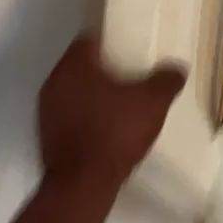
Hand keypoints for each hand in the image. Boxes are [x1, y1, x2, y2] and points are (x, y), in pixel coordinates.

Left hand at [38, 35, 187, 186]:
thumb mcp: (154, 102)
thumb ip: (166, 80)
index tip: (132, 49)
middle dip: (107, 68)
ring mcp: (46, 110)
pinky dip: (88, 115)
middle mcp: (54, 81)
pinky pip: (71, 114)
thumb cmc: (116, 132)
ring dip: (96, 94)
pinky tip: (109, 128)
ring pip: (75, 90)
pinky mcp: (47, 135)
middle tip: (134, 75)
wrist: (83, 184)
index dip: (113, 40)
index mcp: (75, 65)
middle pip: (82, 65)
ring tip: (124, 104)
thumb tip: (176, 68)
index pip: (91, 39)